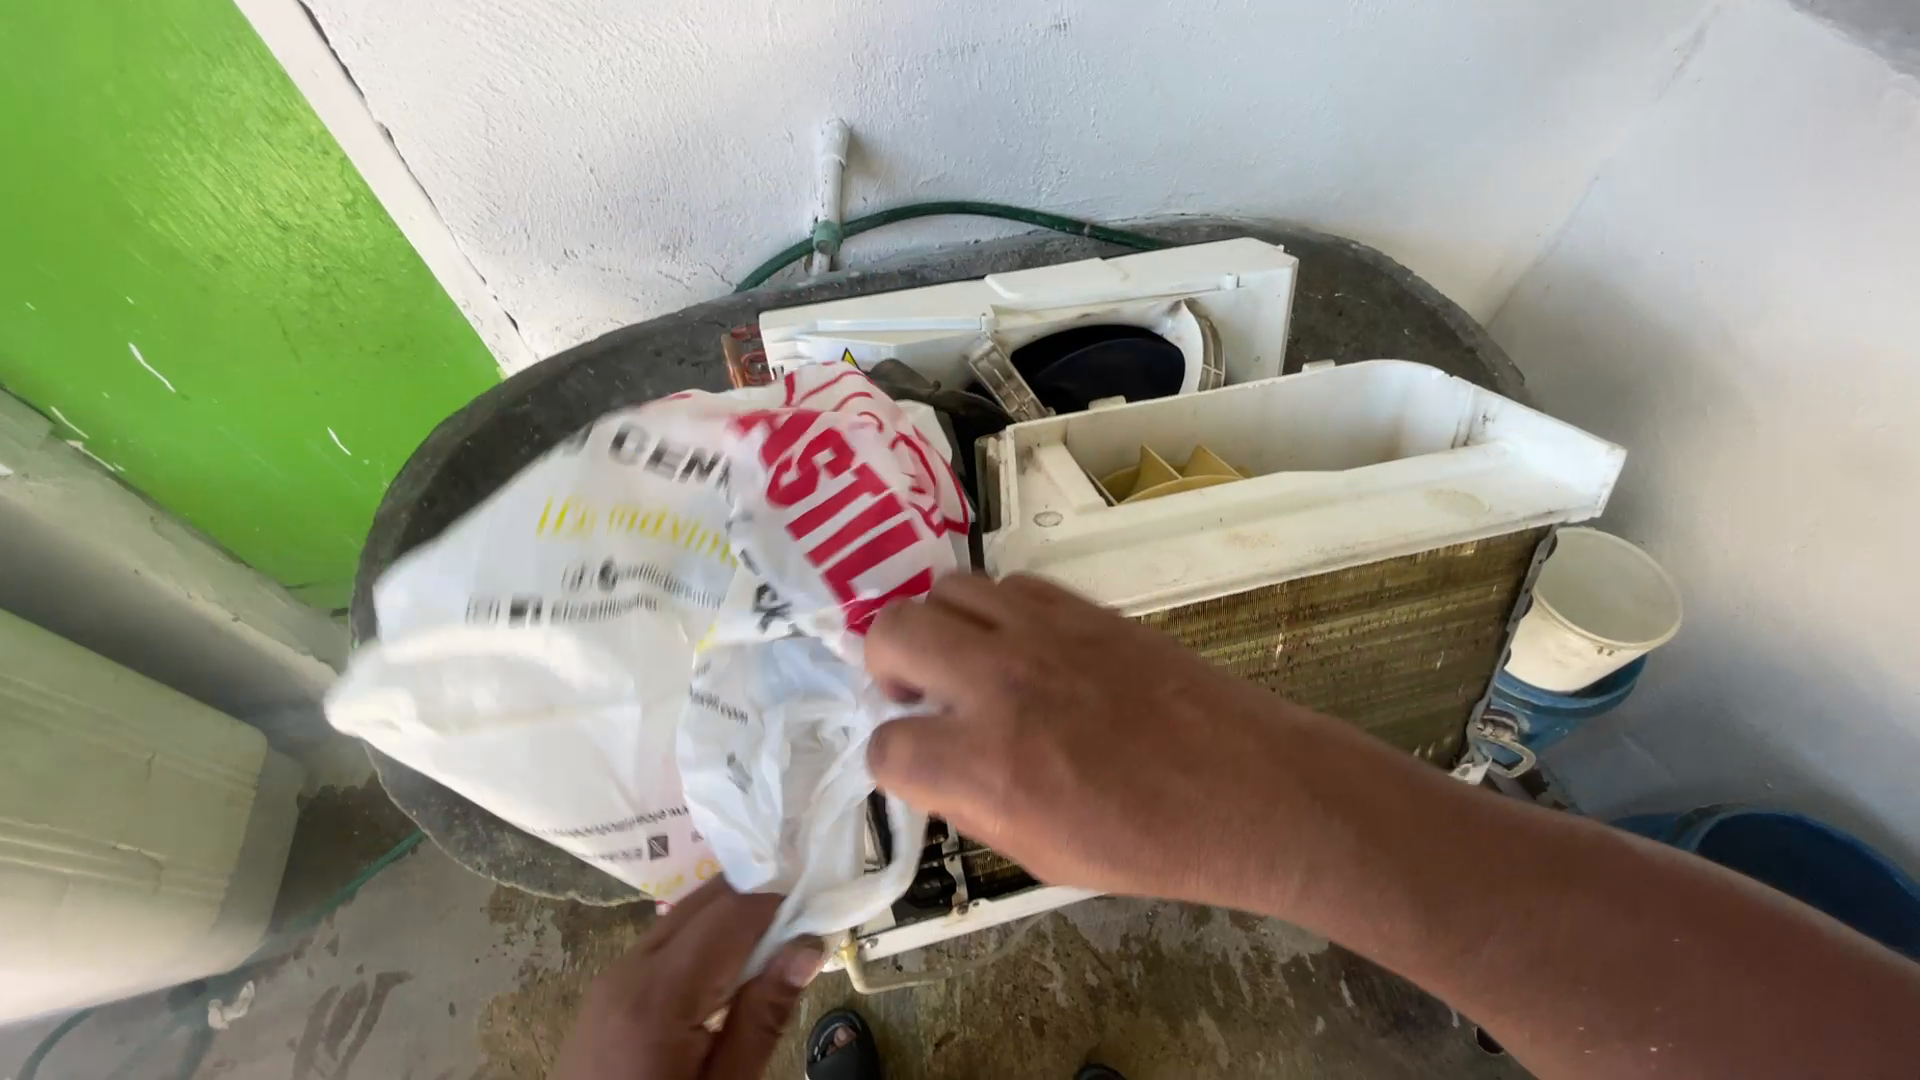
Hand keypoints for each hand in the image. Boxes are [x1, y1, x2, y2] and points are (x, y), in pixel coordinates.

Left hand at [553, 881, 825, 1079]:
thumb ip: (764, 1016)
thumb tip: (808, 946)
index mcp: (658, 995)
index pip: (731, 912)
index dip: (778, 901)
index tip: (817, 910)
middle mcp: (628, 968)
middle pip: (704, 901)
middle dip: (755, 900)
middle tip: (800, 922)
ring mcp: (611, 977)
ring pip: (683, 915)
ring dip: (729, 918)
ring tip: (770, 947)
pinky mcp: (606, 991)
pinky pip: (663, 941)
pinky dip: (701, 938)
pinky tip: (726, 969)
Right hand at [863, 573, 1347, 907]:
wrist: (1246, 787)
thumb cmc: (1145, 842)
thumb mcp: (1036, 853)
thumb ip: (966, 799)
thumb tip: (930, 758)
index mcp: (987, 764)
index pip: (886, 745)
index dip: (893, 759)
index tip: (916, 762)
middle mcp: (1000, 682)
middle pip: (892, 633)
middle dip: (887, 666)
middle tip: (918, 692)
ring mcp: (1041, 632)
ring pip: (944, 590)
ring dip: (938, 628)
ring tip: (966, 660)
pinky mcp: (1080, 606)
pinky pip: (1006, 583)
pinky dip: (994, 611)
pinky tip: (1019, 644)